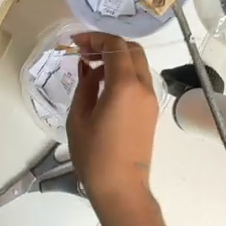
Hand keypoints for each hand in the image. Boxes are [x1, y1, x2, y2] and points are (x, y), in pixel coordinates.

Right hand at [66, 32, 159, 203]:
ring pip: (138, 63)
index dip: (94, 38)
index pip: (115, 45)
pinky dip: (123, 72)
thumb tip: (88, 68)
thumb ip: (85, 85)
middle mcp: (143, 87)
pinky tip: (103, 85)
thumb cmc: (94, 155)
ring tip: (91, 68)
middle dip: (107, 44)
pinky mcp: (151, 110)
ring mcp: (151, 99)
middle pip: (131, 49)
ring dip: (116, 58)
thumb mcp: (79, 117)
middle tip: (83, 52)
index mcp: (124, 86)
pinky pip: (140, 79)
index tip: (74, 43)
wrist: (121, 187)